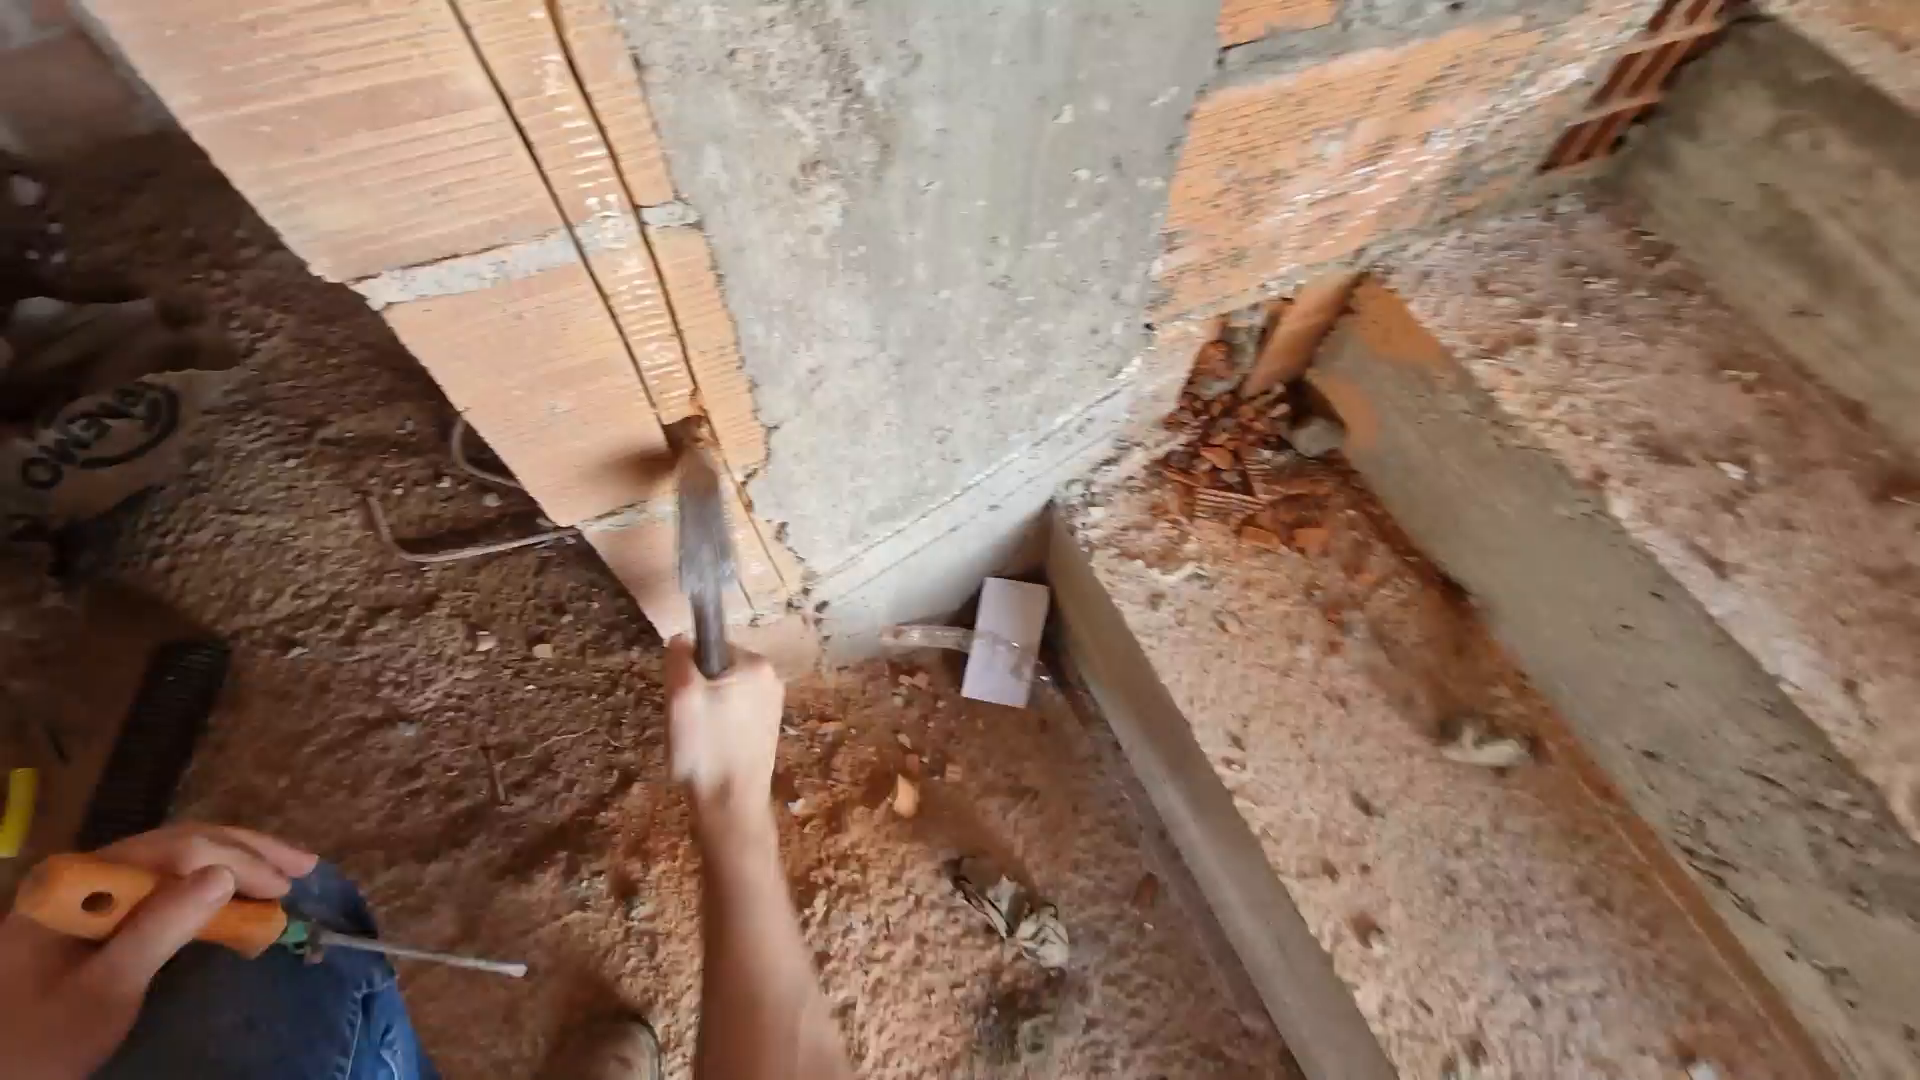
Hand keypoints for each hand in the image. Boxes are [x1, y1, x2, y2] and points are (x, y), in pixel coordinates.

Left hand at [0, 823, 316, 1078]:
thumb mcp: (104, 991)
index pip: (173, 851)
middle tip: (303, 866)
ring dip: (240, 860)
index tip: (284, 886)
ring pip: (180, 857)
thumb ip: (159, 929)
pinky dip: (215, 880)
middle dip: (249, 852)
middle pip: (180, 845)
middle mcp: (81, 879)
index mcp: (71, 890)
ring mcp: (90, 895)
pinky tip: (244, 888)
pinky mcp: (102, 914)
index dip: (237, 861)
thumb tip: (224, 875)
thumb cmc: (41, 1043)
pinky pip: (169, 880)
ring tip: (288, 871)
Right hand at [665, 635, 783, 835]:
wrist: (731, 803)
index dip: (689, 670)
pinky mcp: (767, 727)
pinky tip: (711, 750)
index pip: (710, 647)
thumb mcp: (681, 695)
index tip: (683, 697)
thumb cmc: (706, 747)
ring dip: (706, 711)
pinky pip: (733, 714)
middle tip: (688, 722)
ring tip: (699, 740)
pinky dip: (718, 727)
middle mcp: (772, 678)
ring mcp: (772, 704)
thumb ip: (679, 658)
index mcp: (757, 664)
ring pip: (723, 694)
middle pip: (717, 671)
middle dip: (697, 692)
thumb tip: (681, 638)